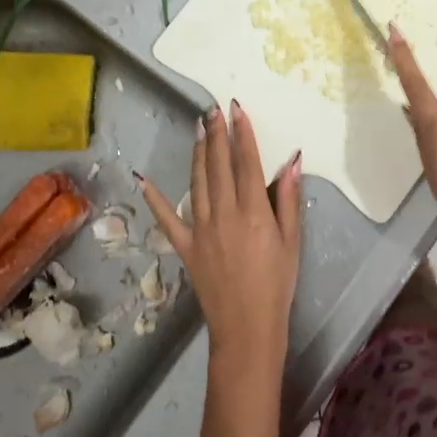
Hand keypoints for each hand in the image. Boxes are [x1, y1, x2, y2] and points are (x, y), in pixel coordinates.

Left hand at [139, 101, 302, 374]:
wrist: (247, 327)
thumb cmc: (277, 284)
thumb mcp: (292, 241)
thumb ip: (290, 200)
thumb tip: (293, 160)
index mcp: (254, 211)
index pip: (247, 162)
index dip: (242, 133)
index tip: (237, 109)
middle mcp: (224, 213)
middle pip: (219, 165)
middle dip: (216, 134)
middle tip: (213, 108)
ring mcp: (201, 229)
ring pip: (197, 182)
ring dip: (197, 153)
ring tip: (198, 128)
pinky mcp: (185, 247)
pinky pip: (167, 219)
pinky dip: (155, 198)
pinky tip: (143, 179)